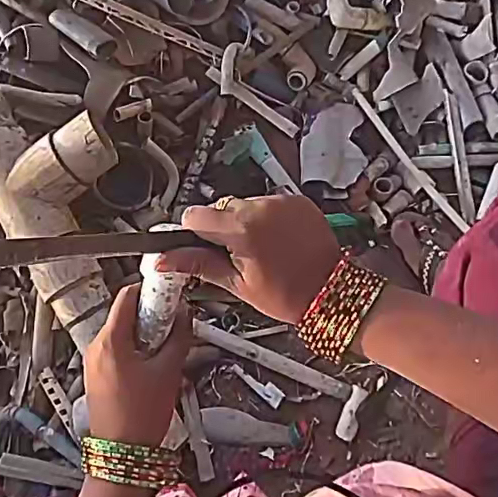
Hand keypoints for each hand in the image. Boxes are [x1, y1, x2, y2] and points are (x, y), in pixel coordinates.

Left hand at [81, 284, 189, 446]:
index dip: (150, 290)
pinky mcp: (99, 376)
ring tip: (166, 351)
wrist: (122, 456)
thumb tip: (185, 318)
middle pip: (125, 314)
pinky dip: (137, 351)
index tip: (169, 295)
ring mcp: (95, 363)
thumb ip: (179, 337)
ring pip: (123, 333)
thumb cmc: (139, 418)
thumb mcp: (168, 371)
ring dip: (146, 335)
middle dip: (152, 316)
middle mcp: (96, 348)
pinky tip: (154, 367)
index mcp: (110, 341)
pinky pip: (118, 351)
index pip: (126, 295)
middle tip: (173, 326)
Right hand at [159, 195, 340, 323]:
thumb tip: (165, 260)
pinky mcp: (296, 201)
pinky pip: (269, 204)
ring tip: (260, 249)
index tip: (199, 245)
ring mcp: (280, 202)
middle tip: (236, 255)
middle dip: (221, 229)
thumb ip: (197, 265)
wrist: (332, 292)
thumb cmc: (288, 295)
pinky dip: (267, 218)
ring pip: (244, 205)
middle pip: (220, 208)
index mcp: (241, 229)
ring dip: (245, 222)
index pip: (195, 215)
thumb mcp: (236, 284)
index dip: (192, 232)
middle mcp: (260, 208)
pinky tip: (276, 240)